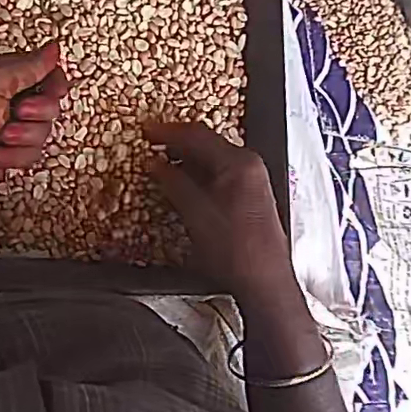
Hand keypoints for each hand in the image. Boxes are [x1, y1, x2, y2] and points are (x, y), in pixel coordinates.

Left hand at [0, 42, 68, 202]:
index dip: (51, 79)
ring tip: (0, 138)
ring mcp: (6, 128)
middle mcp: (3, 100)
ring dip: (24, 136)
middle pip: (47, 102)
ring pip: (42, 130)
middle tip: (20, 112)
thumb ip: (28, 66)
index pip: (39, 70)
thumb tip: (53, 49)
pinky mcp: (8, 154)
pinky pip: (32, 153)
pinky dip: (14, 156)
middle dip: (38, 110)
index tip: (56, 88)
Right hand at [145, 121, 295, 300]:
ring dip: (187, 158)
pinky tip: (183, 181)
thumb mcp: (196, 214)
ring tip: (161, 161)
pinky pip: (221, 172)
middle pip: (208, 143)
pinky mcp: (251, 194)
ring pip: (214, 158)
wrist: (264, 281)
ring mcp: (252, 179)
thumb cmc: (234, 249)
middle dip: (177, 142)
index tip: (145, 130)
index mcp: (238, 163)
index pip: (197, 135)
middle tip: (150, 142)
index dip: (167, 131)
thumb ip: (174, 183)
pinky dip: (200, 172)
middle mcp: (249, 165)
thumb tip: (155, 164)